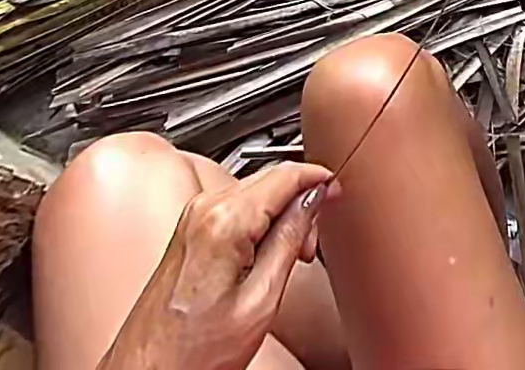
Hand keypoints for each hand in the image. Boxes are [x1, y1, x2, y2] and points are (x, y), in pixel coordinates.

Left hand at [100, 162, 338, 369]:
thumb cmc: (191, 356)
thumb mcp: (260, 301)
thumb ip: (291, 239)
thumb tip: (313, 199)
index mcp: (224, 220)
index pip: (286, 174)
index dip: (317, 178)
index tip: (335, 189)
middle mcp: (205, 206)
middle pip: (272, 177)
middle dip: (301, 201)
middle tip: (312, 243)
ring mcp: (194, 213)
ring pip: (257, 189)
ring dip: (282, 212)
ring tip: (291, 255)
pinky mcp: (190, 226)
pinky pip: (239, 204)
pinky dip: (261, 219)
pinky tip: (266, 251)